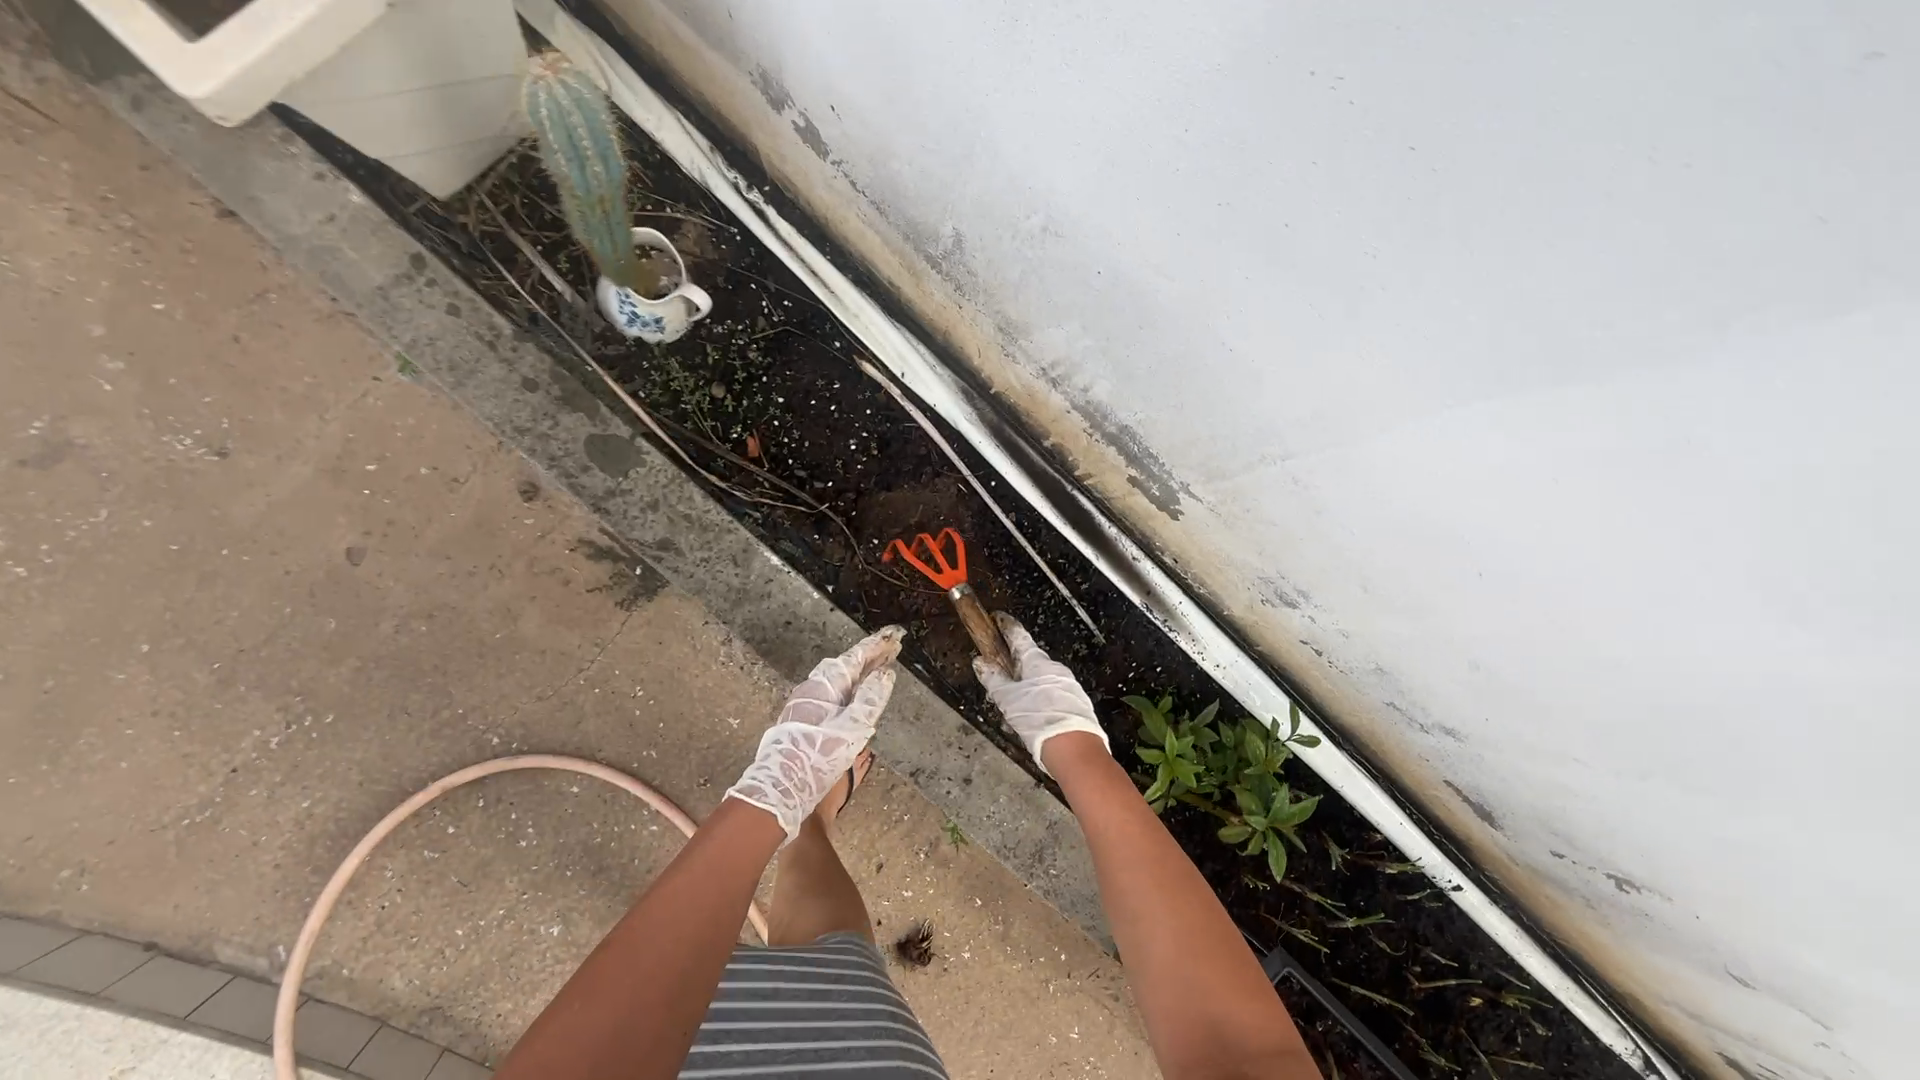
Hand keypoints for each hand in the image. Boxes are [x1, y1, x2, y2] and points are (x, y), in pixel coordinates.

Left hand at [725, 626, 903, 841]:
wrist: (780, 786)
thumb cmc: (817, 757)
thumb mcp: (852, 727)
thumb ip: (870, 699)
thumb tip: (885, 673)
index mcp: (825, 685)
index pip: (855, 657)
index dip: (877, 646)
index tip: (895, 635)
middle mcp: (812, 688)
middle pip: (846, 666)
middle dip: (870, 656)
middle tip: (892, 648)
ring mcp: (805, 703)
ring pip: (837, 679)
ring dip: (860, 671)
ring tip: (879, 666)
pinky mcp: (803, 718)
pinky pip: (832, 692)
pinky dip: (849, 687)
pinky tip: (855, 695)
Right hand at [972, 613, 1108, 774]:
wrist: (1074, 749)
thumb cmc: (1038, 720)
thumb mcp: (1008, 700)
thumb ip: (994, 680)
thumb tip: (980, 662)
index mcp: (1038, 663)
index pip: (1019, 637)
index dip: (1007, 627)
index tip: (999, 618)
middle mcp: (1056, 669)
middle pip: (1031, 660)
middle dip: (1015, 665)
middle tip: (1000, 675)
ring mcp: (1068, 686)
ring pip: (1042, 680)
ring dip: (1028, 686)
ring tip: (1015, 707)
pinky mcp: (1076, 703)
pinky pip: (1053, 695)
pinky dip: (1040, 700)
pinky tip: (1033, 717)